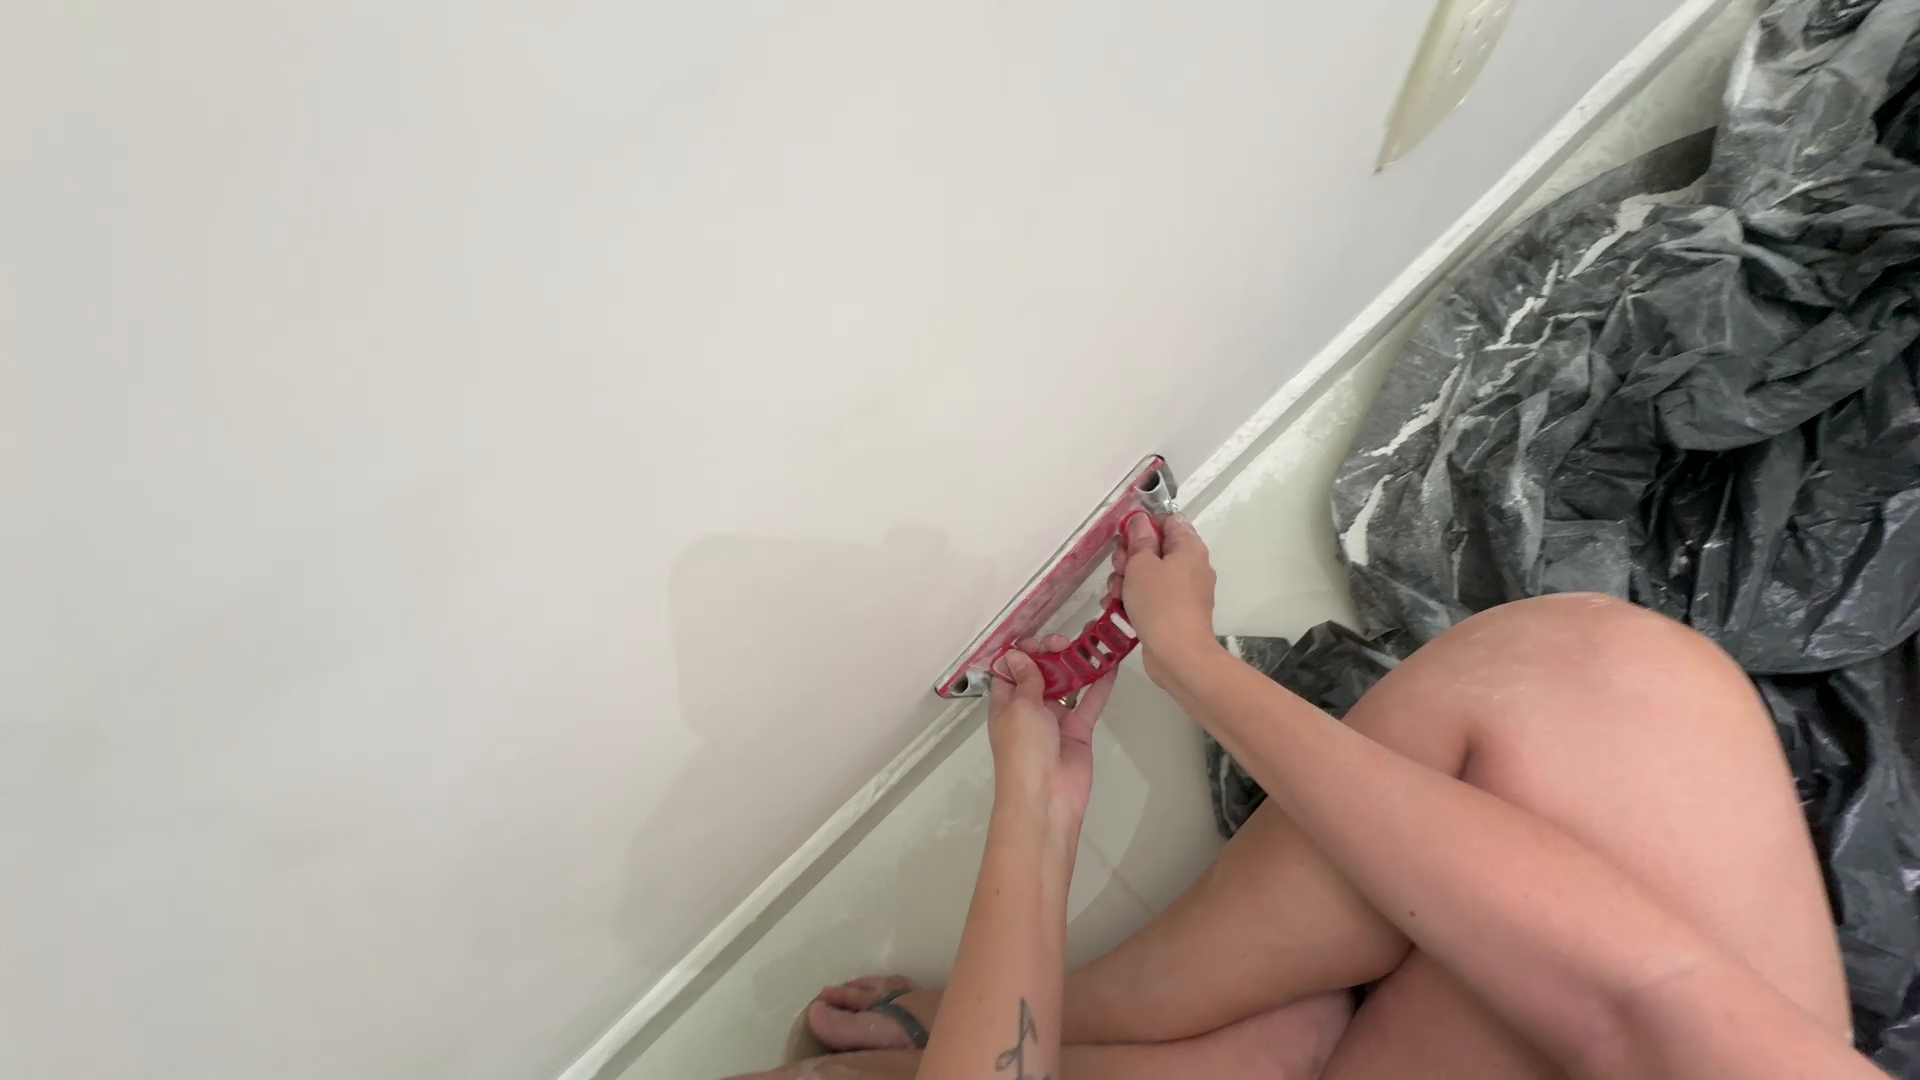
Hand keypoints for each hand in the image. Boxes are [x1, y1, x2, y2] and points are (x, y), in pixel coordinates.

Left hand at [987, 636, 1116, 829]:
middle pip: (1040, 673)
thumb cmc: (1024, 749)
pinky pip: (1090, 702)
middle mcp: (1029, 708)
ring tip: (1089, 642)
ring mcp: (1055, 719)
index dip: (1021, 652)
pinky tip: (1110, 664)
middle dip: (1051, 653)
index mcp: (1006, 702)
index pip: (1010, 670)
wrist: (1047, 797)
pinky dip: (1100, 684)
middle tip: (1064, 640)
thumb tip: (1016, 655)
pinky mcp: (1079, 730)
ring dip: (1076, 663)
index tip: (1037, 640)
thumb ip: (1026, 679)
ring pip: (1067, 684)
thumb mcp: (1020, 707)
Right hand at [1106, 512, 1219, 685]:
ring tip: (1114, 595)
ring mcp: (1184, 591)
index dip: (1143, 526)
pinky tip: (1116, 608)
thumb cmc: (1159, 603)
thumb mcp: (1141, 564)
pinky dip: (1133, 599)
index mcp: (1189, 547)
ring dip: (1125, 580)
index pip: (1168, 521)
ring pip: (1148, 574)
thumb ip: (1139, 540)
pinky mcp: (1174, 612)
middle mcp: (1191, 566)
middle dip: (1129, 557)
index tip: (1124, 538)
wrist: (1178, 654)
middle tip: (1119, 570)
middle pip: (1155, 549)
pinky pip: (1151, 596)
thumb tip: (1141, 521)